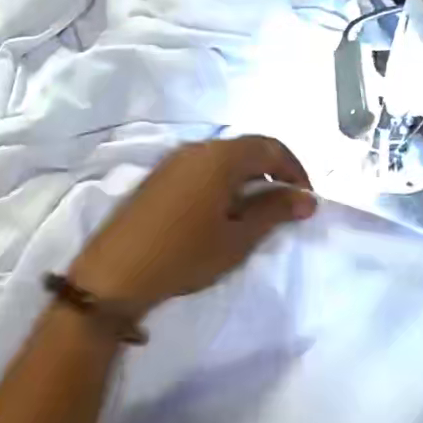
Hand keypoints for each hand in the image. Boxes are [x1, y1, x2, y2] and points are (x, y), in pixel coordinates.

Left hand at [67, 138, 317, 317]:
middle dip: (273, 172)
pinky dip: (224, 182)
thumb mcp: (237, 238)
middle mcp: (197, 149)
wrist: (114, 275)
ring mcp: (174, 161)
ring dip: (248, 178)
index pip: (271, 148)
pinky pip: (203, 168)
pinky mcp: (158, 177)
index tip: (306, 200)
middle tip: (286, 206)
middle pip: (247, 148)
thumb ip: (274, 211)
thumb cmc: (184, 255)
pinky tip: (223, 212)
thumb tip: (307, 198)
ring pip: (224, 158)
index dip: (295, 170)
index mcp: (220, 157)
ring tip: (257, 213)